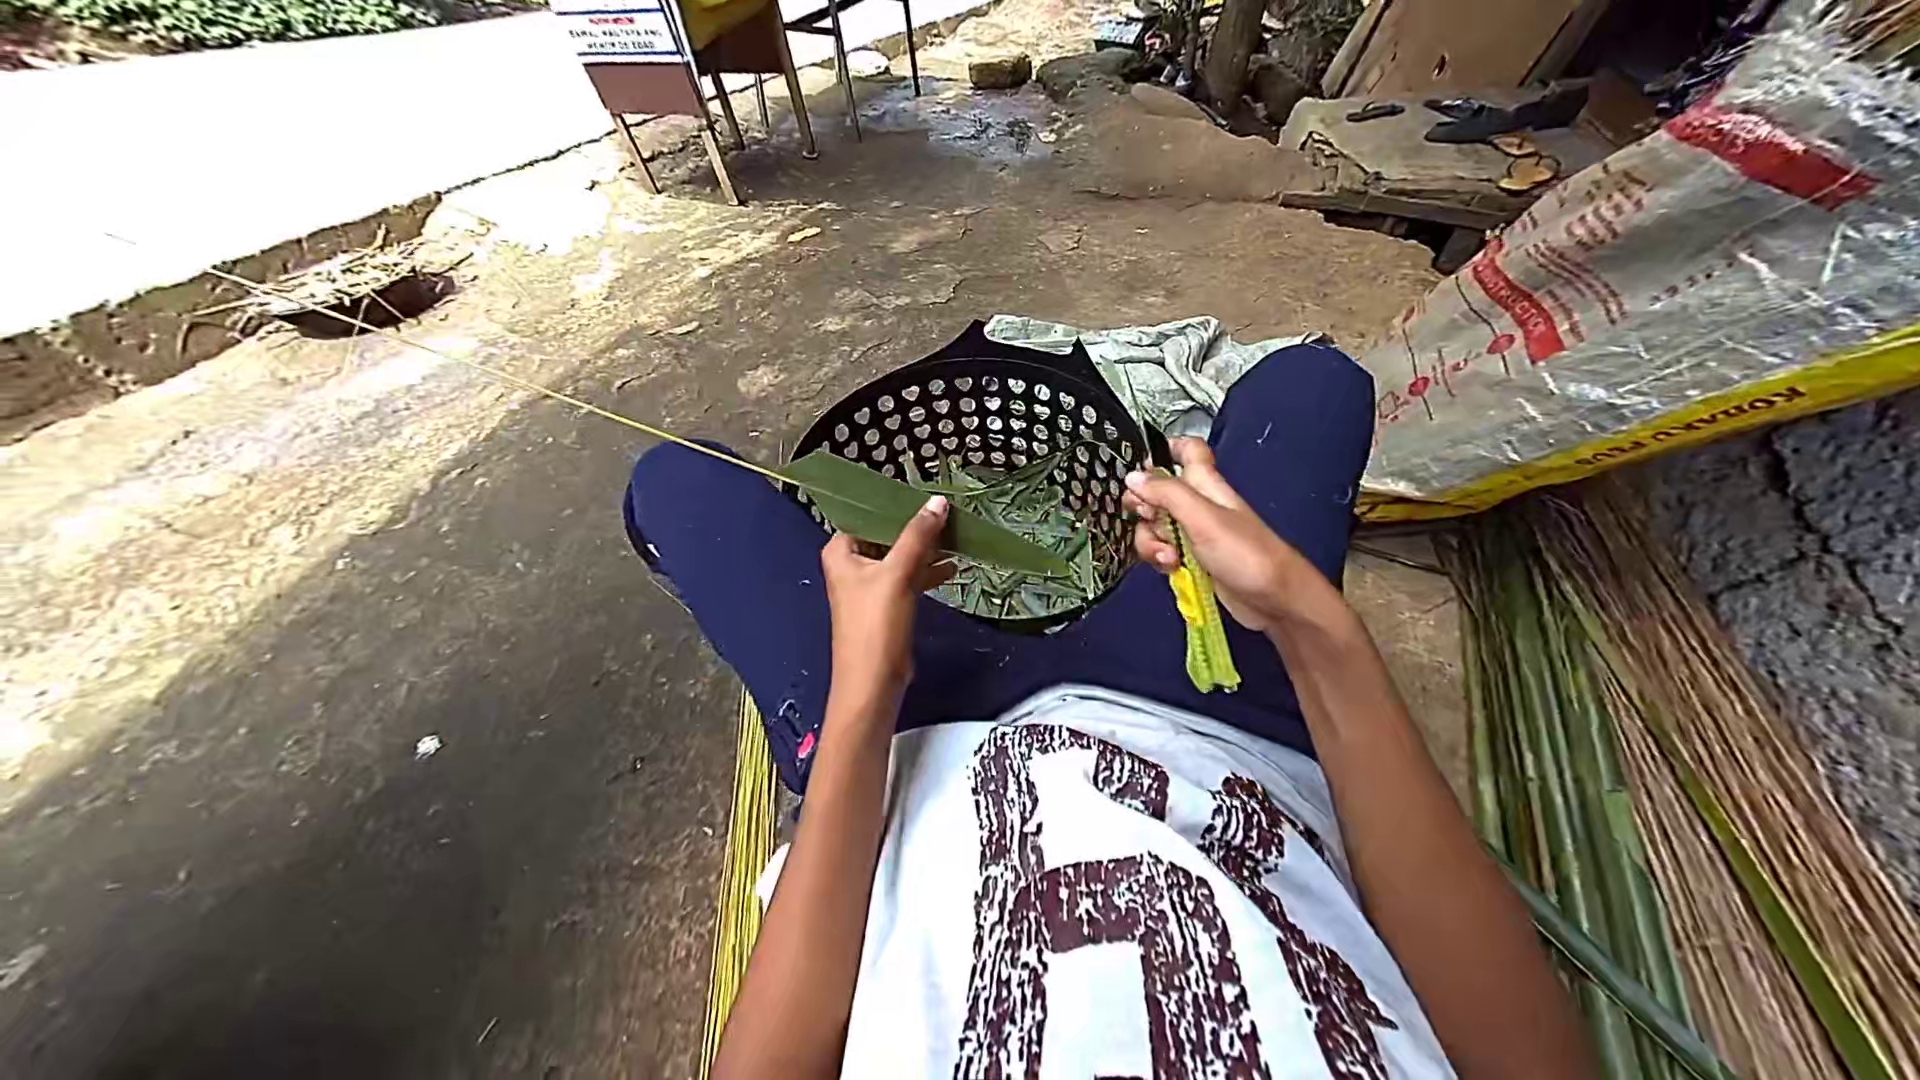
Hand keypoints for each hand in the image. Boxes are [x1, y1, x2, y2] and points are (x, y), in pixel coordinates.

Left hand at [820, 494, 950, 704]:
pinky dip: (926, 570)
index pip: (868, 515)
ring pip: (899, 555)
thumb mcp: (898, 574)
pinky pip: (907, 576)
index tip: (926, 494)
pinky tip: (952, 566)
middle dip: (916, 526)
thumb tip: (938, 502)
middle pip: (886, 534)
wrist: (874, 681)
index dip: (896, 504)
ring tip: (955, 535)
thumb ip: (918, 536)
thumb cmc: (876, 624)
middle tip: (947, 512)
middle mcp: (851, 563)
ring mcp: (869, 584)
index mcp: (841, 551)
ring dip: (924, 548)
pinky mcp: (886, 602)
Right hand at [1122, 438, 1339, 632]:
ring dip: (1150, 539)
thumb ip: (1167, 493)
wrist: (1272, 600)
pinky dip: (1158, 558)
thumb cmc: (1245, 554)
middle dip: (1142, 506)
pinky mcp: (1189, 557)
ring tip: (1168, 556)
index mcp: (1205, 484)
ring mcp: (1192, 532)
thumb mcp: (1202, 517)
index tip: (1141, 467)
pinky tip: (1170, 567)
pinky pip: (1161, 549)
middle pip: (1156, 492)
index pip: (1186, 450)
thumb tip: (1133, 477)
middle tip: (1150, 517)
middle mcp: (1197, 504)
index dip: (1164, 450)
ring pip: (1154, 524)